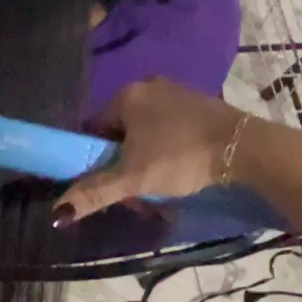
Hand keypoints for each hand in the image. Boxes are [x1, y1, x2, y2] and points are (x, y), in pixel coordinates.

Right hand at [56, 78, 251, 222]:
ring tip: (160, 188)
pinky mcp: (200, 106)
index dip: (96, 160)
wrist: (245, 148)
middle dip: (124, 165)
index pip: (94, 129)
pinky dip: (168, 152)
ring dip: (146, 162)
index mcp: (126, 95)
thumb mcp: (134, 178)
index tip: (109, 184)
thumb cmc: (181, 157)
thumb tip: (56, 215)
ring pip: (147, 134)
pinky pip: (170, 130)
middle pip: (121, 132)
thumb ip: (95, 193)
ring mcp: (177, 94)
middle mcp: (148, 86)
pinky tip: (181, 172)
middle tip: (136, 192)